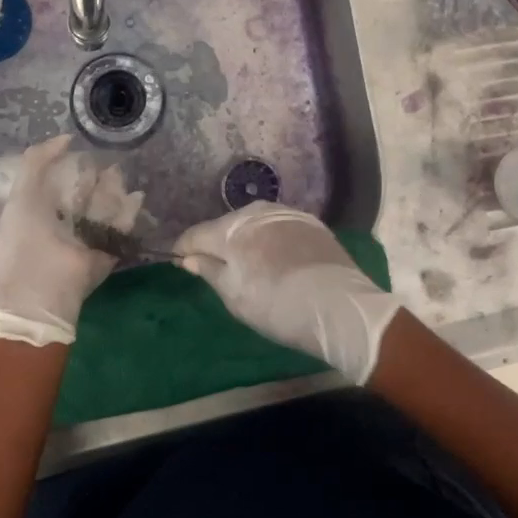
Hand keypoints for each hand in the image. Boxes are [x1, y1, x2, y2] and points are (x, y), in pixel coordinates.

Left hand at [0, 135, 143, 345]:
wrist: (38, 295)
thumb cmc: (23, 242)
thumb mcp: (22, 195)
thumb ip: (37, 161)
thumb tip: (66, 138)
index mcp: (36, 210)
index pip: (57, 181)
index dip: (68, 165)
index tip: (82, 149)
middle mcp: (60, 225)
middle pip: (84, 193)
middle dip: (95, 177)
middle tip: (108, 160)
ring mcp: (84, 241)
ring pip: (104, 209)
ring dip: (113, 191)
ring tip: (120, 177)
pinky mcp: (105, 255)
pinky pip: (120, 231)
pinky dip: (129, 215)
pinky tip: (136, 198)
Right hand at [174, 202, 400, 383]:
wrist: (339, 305)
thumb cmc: (276, 305)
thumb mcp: (234, 296)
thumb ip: (208, 270)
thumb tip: (188, 257)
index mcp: (232, 228)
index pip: (196, 234)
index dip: (184, 248)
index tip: (178, 261)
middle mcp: (257, 212)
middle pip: (226, 226)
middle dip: (217, 244)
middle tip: (215, 268)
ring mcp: (287, 214)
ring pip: (254, 224)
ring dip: (245, 240)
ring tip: (247, 265)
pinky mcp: (311, 223)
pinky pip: (278, 228)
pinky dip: (270, 241)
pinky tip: (276, 260)